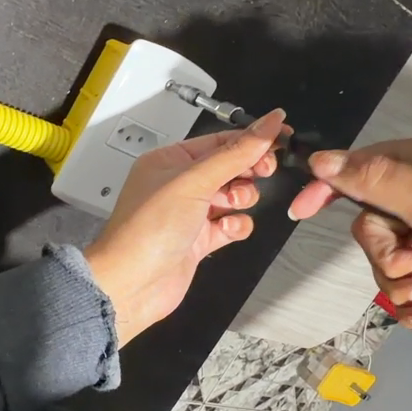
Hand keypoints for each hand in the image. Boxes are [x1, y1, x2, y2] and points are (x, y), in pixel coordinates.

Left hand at [84, 111, 285, 345]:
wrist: (131, 285)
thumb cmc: (144, 232)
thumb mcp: (194, 181)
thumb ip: (235, 153)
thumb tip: (266, 125)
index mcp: (168, 162)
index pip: (218, 141)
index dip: (251, 139)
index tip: (280, 138)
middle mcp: (177, 185)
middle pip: (229, 167)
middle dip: (247, 171)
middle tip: (262, 172)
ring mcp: (188, 214)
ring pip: (234, 197)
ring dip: (241, 200)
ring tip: (232, 206)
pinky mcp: (198, 240)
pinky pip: (231, 225)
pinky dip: (236, 226)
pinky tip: (228, 230)